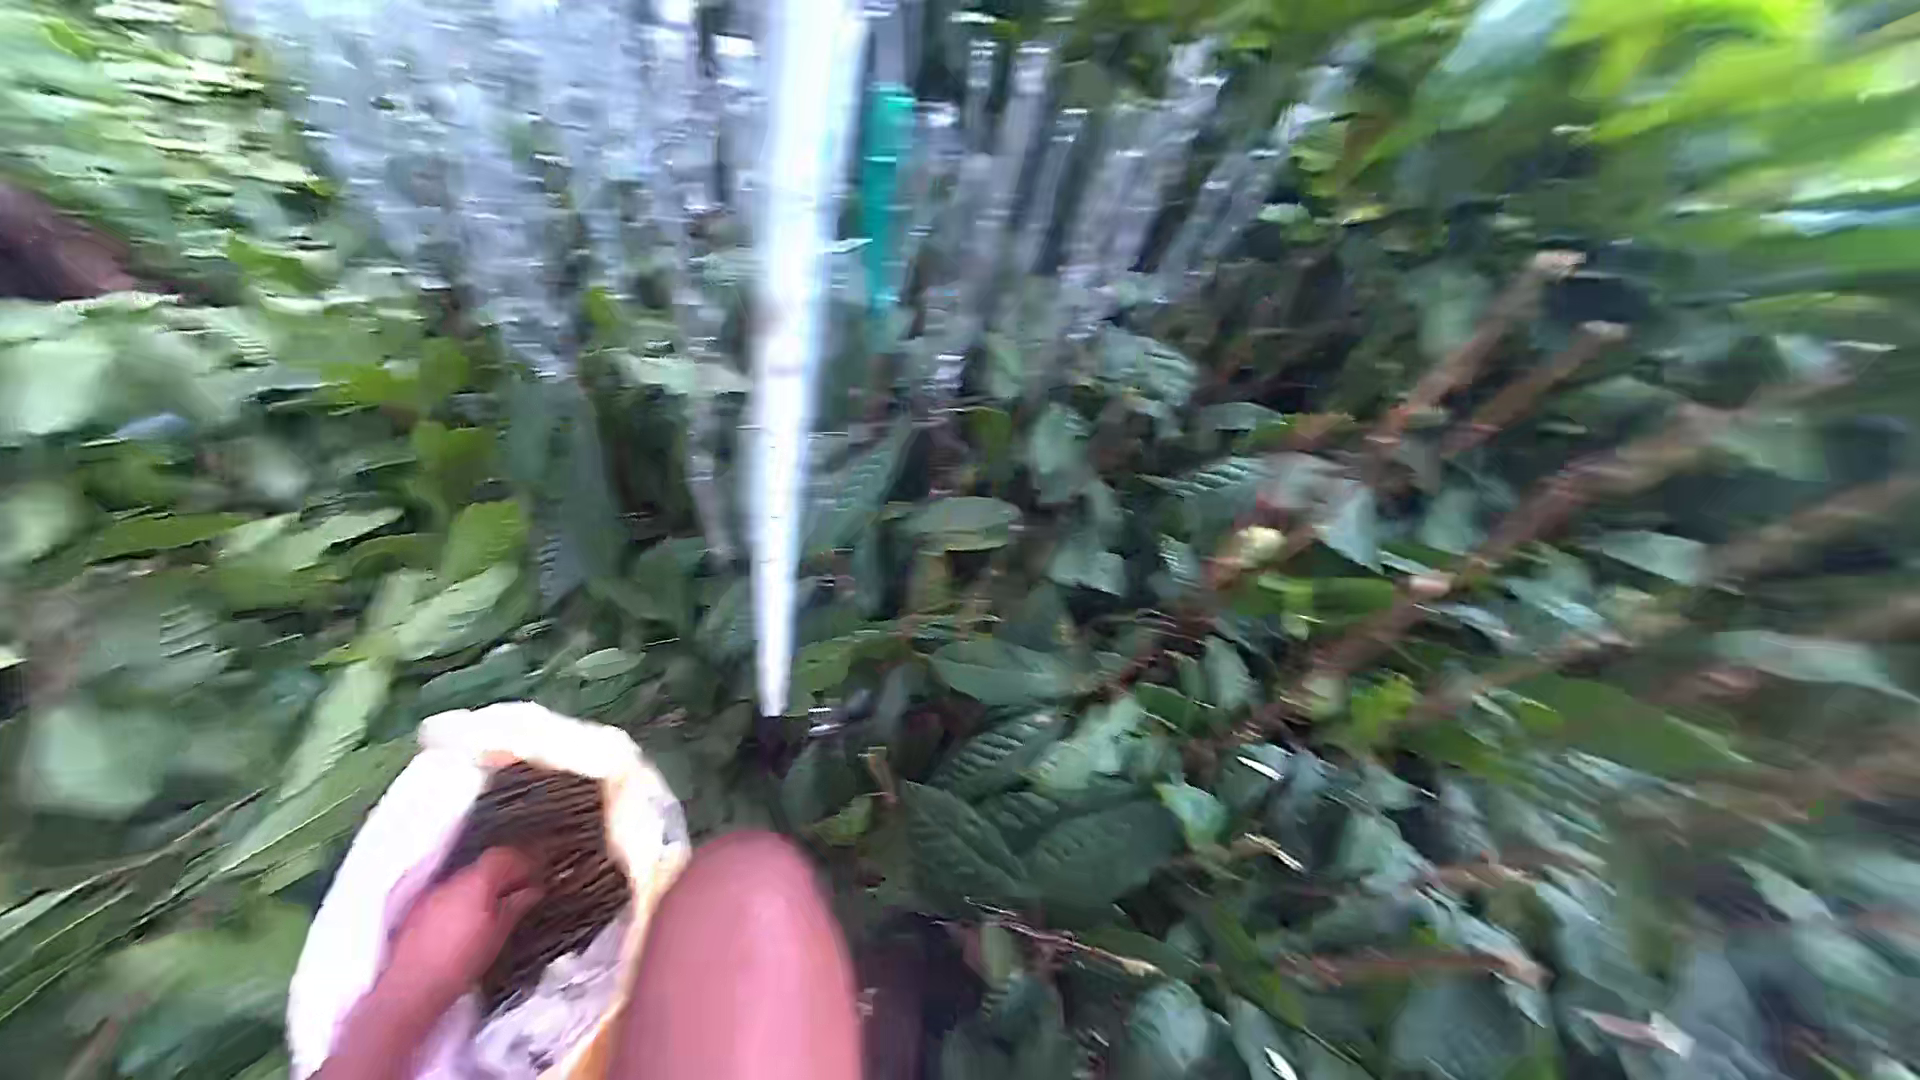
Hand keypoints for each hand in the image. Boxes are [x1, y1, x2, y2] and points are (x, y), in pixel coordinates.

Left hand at [381, 847, 544, 1013]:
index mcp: (476, 882)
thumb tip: (530, 892)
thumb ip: (517, 904)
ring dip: (482, 888)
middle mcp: (450, 883)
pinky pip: (445, 896)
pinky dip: (460, 901)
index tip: (534, 872)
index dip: (523, 861)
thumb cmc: (456, 965)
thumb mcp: (500, 932)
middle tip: (518, 889)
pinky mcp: (413, 915)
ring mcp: (428, 898)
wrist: (410, 995)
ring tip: (493, 908)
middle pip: (484, 866)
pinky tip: (466, 921)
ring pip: (464, 881)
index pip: (505, 855)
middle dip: (503, 875)